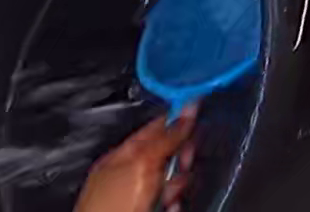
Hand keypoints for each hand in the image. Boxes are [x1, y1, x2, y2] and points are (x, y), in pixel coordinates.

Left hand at [74, 104, 197, 211]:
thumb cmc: (111, 210)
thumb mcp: (142, 164)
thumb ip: (167, 136)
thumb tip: (188, 108)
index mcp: (121, 157)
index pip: (157, 126)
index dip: (180, 120)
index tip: (199, 119)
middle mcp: (129, 176)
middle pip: (168, 154)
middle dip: (181, 157)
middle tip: (184, 163)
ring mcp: (137, 200)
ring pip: (173, 180)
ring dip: (180, 184)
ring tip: (172, 196)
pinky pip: (172, 203)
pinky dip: (176, 204)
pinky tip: (171, 208)